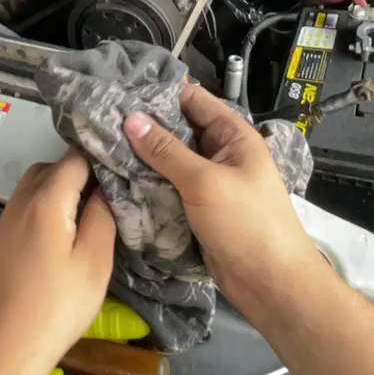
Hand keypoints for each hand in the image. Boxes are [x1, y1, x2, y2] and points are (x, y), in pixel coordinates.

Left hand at [0, 151, 114, 374]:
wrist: (4, 348)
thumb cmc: (57, 305)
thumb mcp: (94, 261)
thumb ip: (103, 215)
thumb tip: (108, 185)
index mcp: (46, 198)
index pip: (75, 158)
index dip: (101, 157)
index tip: (128, 165)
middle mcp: (21, 199)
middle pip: (53, 166)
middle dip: (82, 171)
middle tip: (114, 190)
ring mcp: (8, 218)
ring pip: (38, 184)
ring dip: (63, 187)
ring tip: (94, 209)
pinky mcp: (3, 237)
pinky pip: (28, 204)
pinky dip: (49, 204)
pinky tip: (68, 228)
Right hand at [122, 85, 328, 316]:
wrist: (271, 284)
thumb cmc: (248, 224)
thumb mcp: (205, 182)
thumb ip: (166, 150)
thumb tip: (130, 118)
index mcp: (233, 135)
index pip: (193, 99)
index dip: (160, 93)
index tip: (120, 91)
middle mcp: (220, 152)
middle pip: (177, 129)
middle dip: (144, 125)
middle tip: (102, 119)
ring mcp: (208, 181)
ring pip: (170, 159)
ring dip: (142, 155)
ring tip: (102, 143)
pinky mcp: (197, 207)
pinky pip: (169, 185)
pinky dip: (148, 181)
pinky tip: (118, 176)